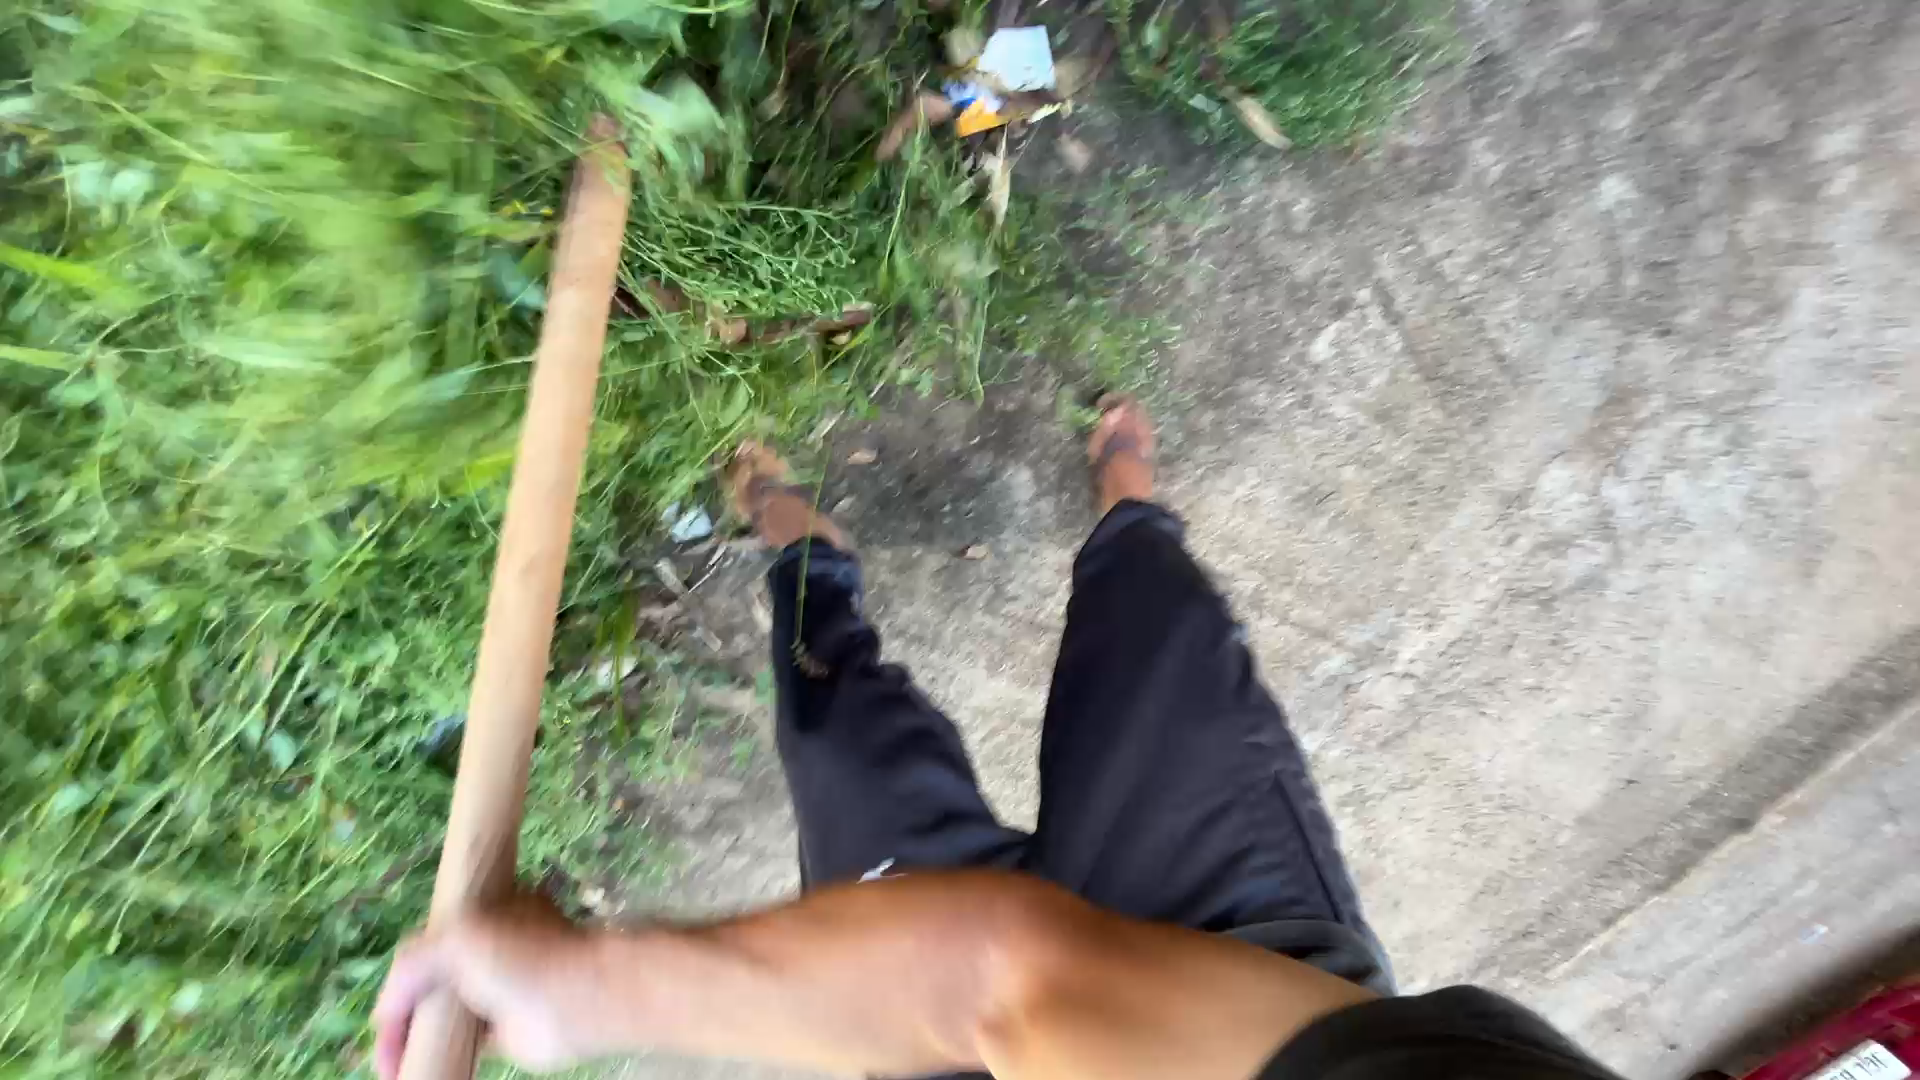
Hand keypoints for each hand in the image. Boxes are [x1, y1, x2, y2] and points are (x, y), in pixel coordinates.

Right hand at [371, 893, 606, 1079]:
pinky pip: (456, 1044)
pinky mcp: (502, 1030)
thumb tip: (389, 1005)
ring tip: (393, 1064)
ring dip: (414, 1039)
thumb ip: (416, 959)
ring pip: (440, 1016)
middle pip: (432, 981)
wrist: (575, 999)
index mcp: (491, 916)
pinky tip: (413, 1072)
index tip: (389, 1008)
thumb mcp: (462, 936)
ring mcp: (498, 990)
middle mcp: (494, 950)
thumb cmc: (524, 958)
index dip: (407, 973)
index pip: (432, 942)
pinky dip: (432, 1058)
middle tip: (387, 1044)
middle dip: (404, 1012)